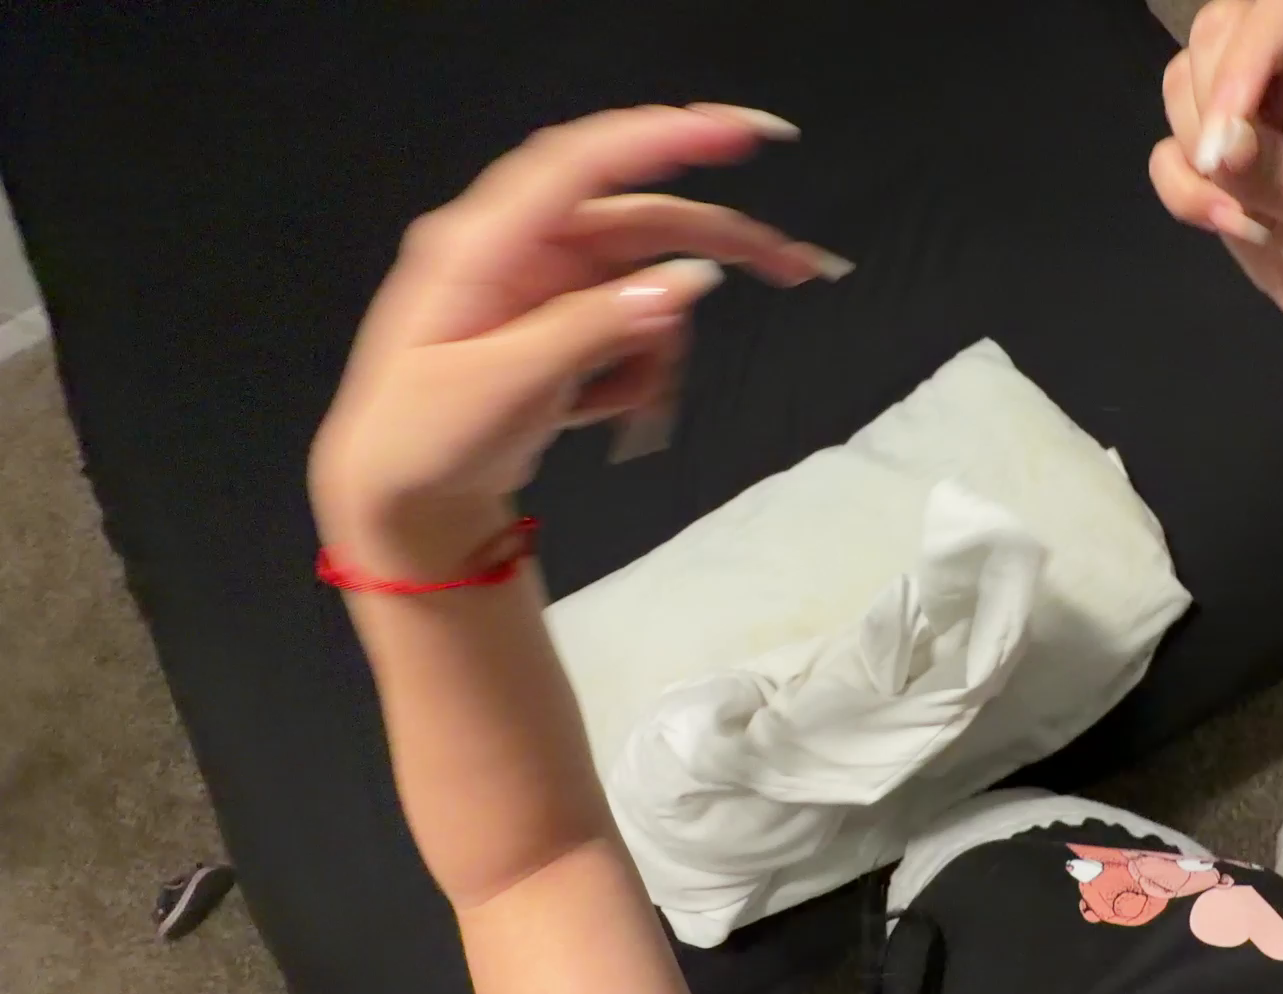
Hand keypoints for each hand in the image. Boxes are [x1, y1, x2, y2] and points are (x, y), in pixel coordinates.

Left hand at [310, 104, 848, 572]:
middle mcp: (527, 250)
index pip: (583, 165)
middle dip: (720, 243)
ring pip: (650, 290)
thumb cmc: (429, 436)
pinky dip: (642, 373)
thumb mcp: (508, 383)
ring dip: (664, 350)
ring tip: (631, 407)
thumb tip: (692, 278)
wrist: (411, 494)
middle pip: (645, 223)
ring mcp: (552, 289)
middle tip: (798, 267)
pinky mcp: (570, 326)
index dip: (662, 140)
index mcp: (487, 244)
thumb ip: (596, 326)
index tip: (742, 136)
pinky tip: (604, 412)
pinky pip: (638, 334)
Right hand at [1149, 0, 1282, 333]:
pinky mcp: (1210, 156)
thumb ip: (1280, 171)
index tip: (1221, 141)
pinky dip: (1184, 196)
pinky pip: (1164, 155)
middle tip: (1232, 176)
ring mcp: (1245, 108)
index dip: (1241, 66)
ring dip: (1197, 161)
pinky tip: (1229, 222)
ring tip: (1242, 210)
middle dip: (1210, 110)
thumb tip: (1217, 146)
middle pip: (1215, 36)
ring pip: (1180, 90)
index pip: (1280, 16)